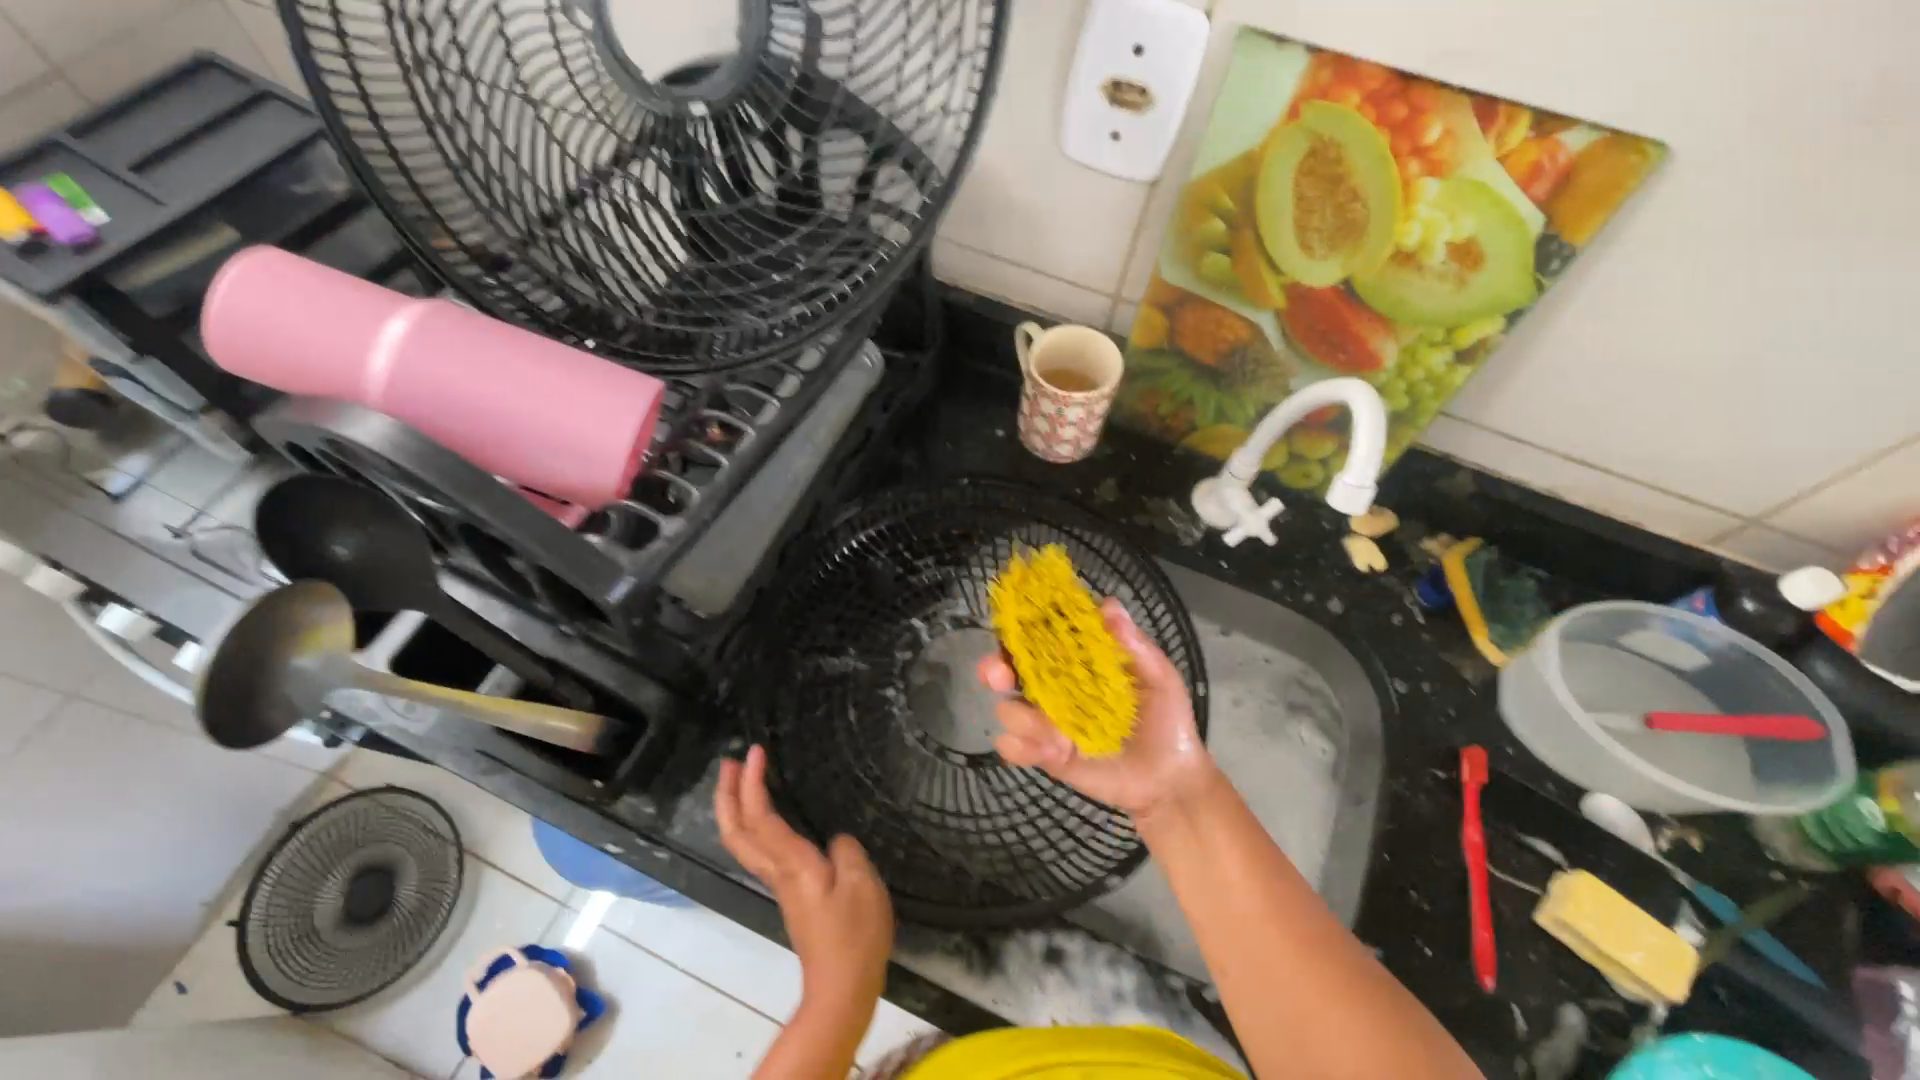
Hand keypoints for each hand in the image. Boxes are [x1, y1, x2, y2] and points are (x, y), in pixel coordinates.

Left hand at [715, 745, 893, 1012]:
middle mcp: (778, 871)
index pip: (761, 816)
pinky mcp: (791, 894)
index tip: (754, 752)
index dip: (753, 783)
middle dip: (728, 795)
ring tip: (742, 781)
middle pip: (737, 831)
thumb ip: (847, 851)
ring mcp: (781, 884)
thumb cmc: (853, 935)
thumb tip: (835, 841)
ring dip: (737, 808)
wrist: (842, 986)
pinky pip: (761, 849)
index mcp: (792, 863)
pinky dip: (756, 824)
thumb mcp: (862, 884)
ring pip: (744, 841)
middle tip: (729, 762)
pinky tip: (771, 817)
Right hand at [978, 597, 1219, 819]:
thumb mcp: (1160, 678)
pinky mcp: (1046, 756)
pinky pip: (1013, 748)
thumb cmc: (1168, 721)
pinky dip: (1022, 747)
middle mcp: (1054, 689)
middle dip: (994, 668)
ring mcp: (1047, 723)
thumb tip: (1108, 606)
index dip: (1020, 629)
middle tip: (997, 674)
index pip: (1039, 638)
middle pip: (1008, 671)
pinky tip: (1052, 751)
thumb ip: (1134, 645)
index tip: (1013, 625)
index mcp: (1078, 663)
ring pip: (1008, 710)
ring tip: (1057, 736)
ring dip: (1023, 717)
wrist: (1171, 779)